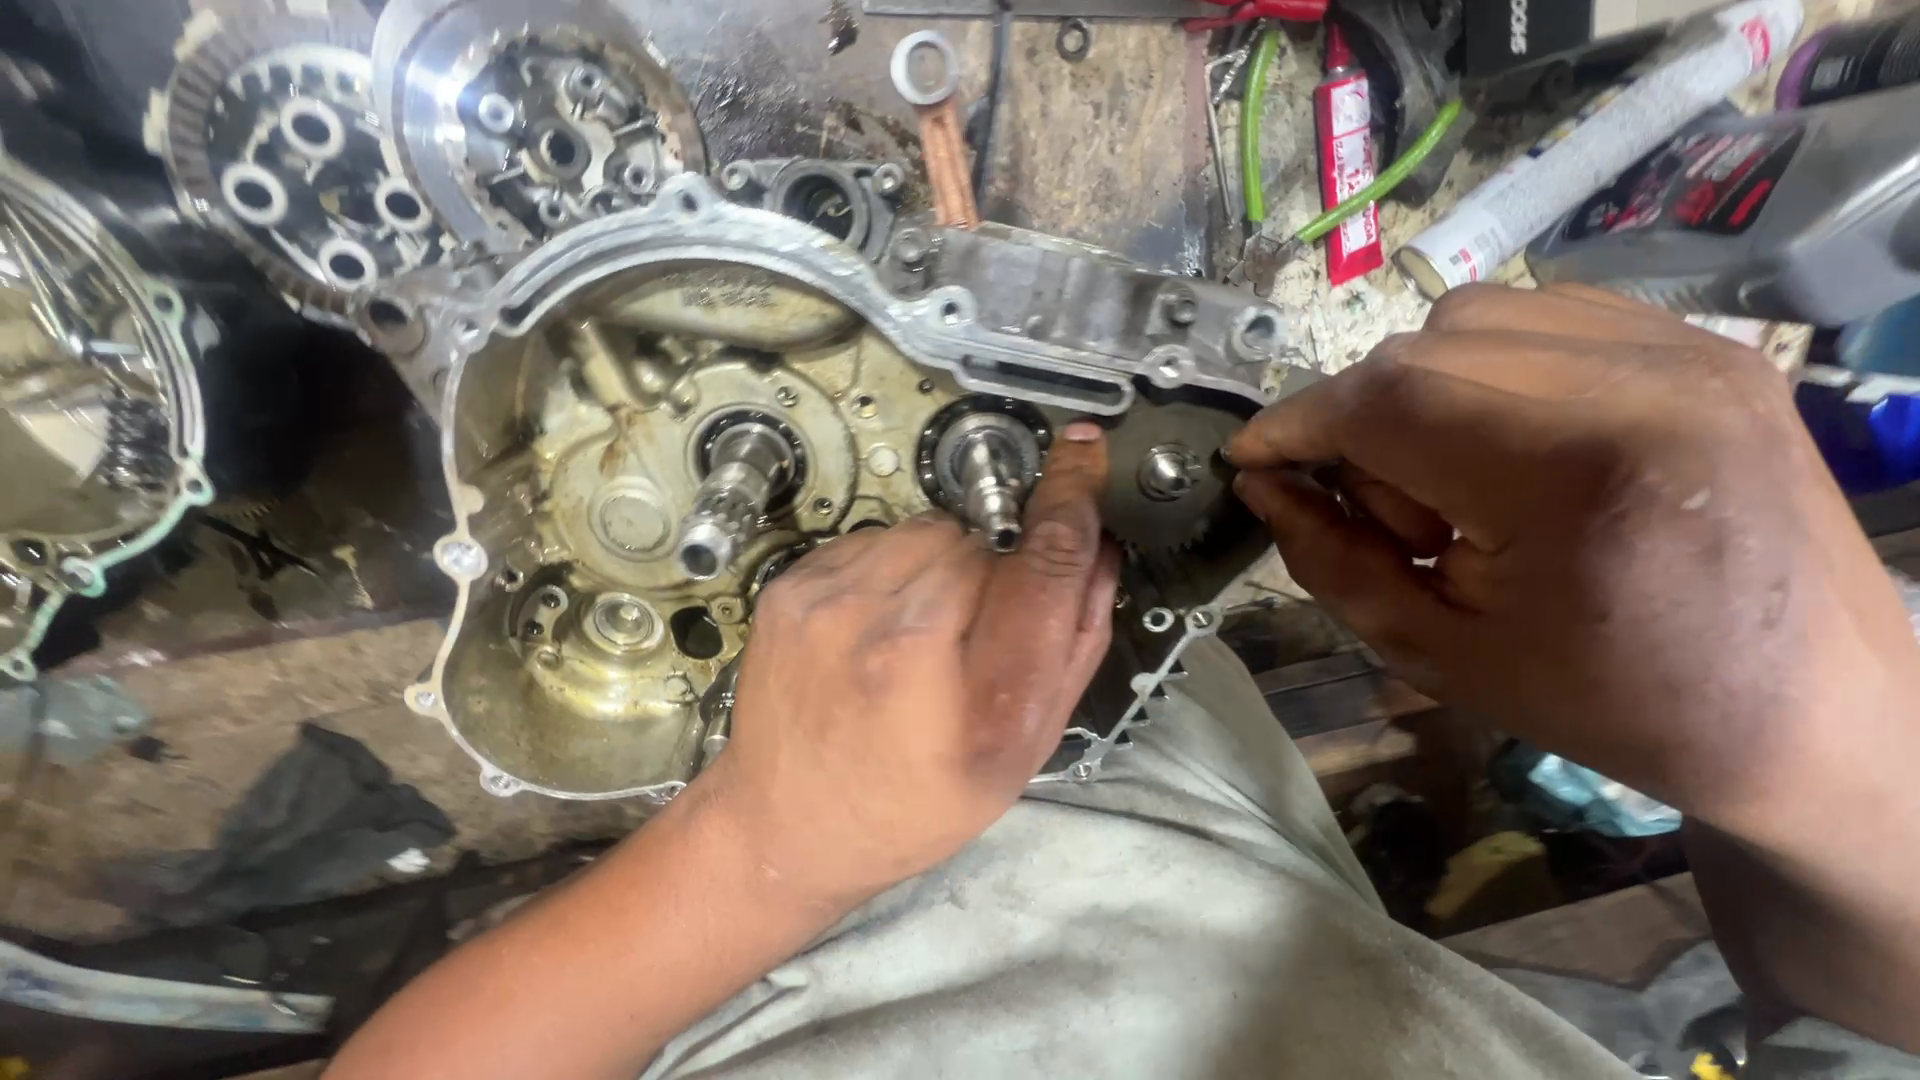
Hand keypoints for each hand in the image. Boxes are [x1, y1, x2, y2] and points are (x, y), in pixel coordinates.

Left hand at [695, 423, 1120, 910]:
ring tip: (925, 631)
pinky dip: (895, 568)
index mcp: (970, 695)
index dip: (1071, 502)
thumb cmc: (915, 802)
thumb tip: (1095, 553)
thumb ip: (1072, 645)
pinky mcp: (792, 588)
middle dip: (996, 571)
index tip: (1083, 456)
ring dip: (945, 565)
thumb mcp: (1022, 752)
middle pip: (982, 541)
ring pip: (929, 531)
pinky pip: (876, 539)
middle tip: (975, 632)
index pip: (1040, 564)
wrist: (787, 823)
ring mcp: (831, 606)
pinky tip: (880, 624)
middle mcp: (894, 638)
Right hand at [1226, 285, 1919, 1046]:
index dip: (1296, 423)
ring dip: (1415, 392)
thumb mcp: (1437, 652)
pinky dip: (1479, 369)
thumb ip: (1330, 558)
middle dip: (1355, 422)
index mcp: (1576, 473)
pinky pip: (1536, 317)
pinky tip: (1498, 443)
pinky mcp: (1702, 343)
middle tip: (1374, 510)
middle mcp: (1641, 379)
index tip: (1248, 459)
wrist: (1814, 712)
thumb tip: (1261, 484)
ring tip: (1451, 480)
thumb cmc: (1614, 702)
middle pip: (1419, 351)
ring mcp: (1686, 347)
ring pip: (1468, 320)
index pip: (1386, 398)